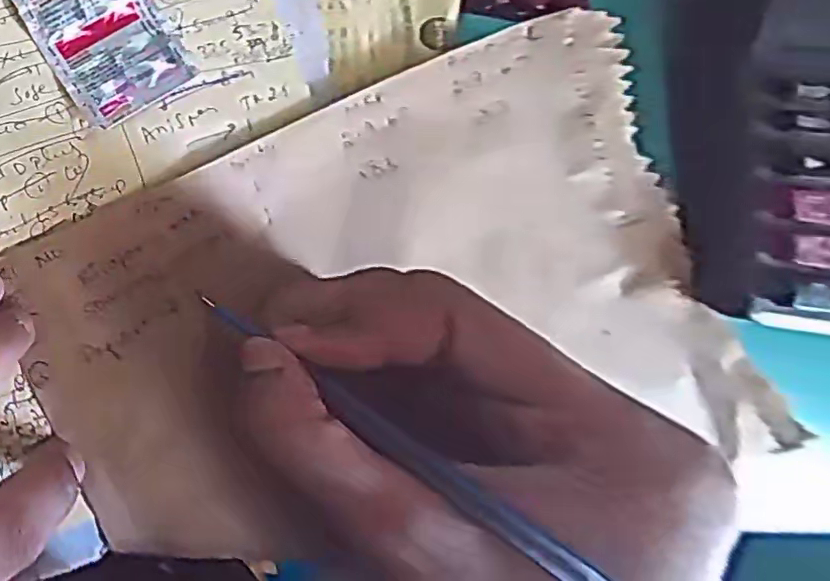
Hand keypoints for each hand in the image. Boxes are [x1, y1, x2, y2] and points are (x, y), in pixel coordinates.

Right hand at [235, 268, 735, 580]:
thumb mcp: (413, 547)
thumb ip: (323, 450)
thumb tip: (253, 351)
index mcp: (611, 433)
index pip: (452, 316)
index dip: (355, 318)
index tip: (283, 343)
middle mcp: (583, 408)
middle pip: (425, 316)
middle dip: (334, 324)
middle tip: (271, 347)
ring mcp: (539, 420)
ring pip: (407, 339)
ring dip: (333, 347)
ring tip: (287, 371)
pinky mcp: (495, 436)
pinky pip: (403, 375)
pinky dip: (346, 375)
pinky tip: (317, 394)